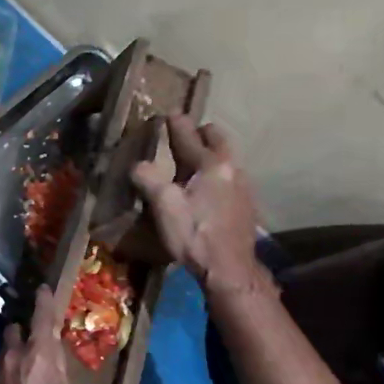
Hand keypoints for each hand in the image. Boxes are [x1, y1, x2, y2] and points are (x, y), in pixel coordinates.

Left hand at [0, 285, 70, 383]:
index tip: (43, 290)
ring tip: (20, 373)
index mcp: (40, 351)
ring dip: (11, 354)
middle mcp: (15, 350)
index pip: (42, 315)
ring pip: (4, 348)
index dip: (43, 300)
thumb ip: (56, 364)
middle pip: (14, 328)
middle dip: (22, 333)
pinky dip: (3, 371)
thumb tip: (52, 350)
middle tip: (31, 345)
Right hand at [130, 115, 263, 292]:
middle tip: (187, 134)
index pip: (190, 136)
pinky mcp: (245, 206)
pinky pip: (229, 178)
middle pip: (218, 140)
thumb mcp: (164, 205)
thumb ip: (148, 179)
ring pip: (226, 160)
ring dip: (210, 154)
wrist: (229, 269)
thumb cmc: (195, 234)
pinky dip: (216, 174)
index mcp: (211, 164)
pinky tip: (206, 190)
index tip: (169, 114)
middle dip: (202, 133)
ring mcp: (243, 187)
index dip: (177, 124)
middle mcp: (232, 169)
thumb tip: (137, 165)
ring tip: (193, 162)